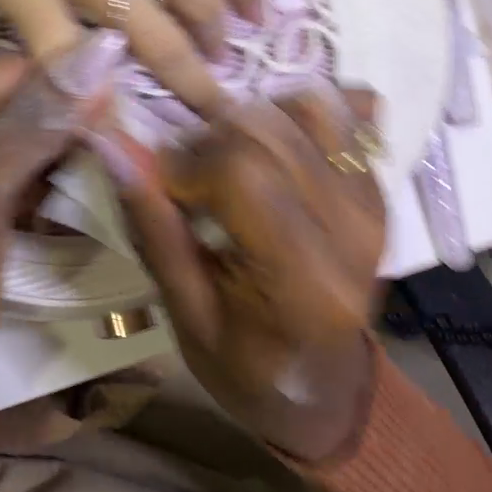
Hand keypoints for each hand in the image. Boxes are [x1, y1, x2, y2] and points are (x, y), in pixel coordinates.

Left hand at [0, 53, 91, 465]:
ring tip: (105, 191)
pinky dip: (49, 187)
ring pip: (30, 134)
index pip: (18, 69)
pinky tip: (73, 211)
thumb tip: (100, 48)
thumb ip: (36, 124)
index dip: (76, 93)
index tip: (129, 129)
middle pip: (25, 99)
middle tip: (122, 167)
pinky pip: (20, 166)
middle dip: (72, 131)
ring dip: (67, 162)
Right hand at [102, 86, 387, 460]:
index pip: (242, 172)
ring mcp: (374, 200)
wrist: (326, 385)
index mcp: (304, 280)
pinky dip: (299, 113)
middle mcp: (352, 229)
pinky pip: (345, 111)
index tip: (164, 186)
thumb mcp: (187, 315)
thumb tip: (114, 145)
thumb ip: (156, 229)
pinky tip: (273, 144)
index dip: (187, 162)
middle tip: (190, 176)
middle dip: (211, 138)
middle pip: (270, 130)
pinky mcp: (378, 184)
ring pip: (305, 106)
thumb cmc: (247, 365)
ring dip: (253, 120)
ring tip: (229, 161)